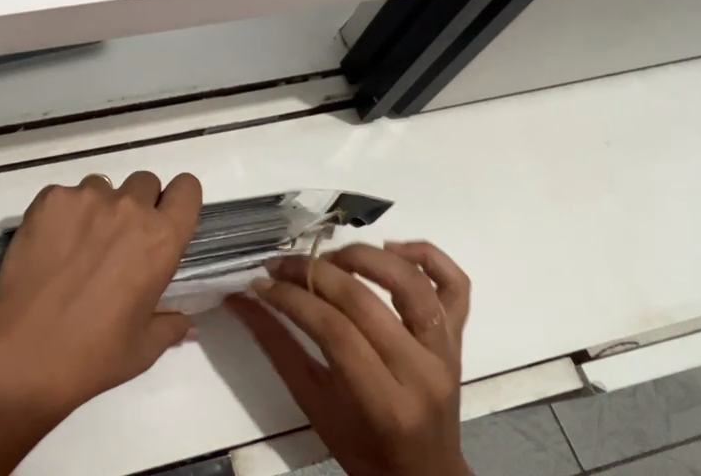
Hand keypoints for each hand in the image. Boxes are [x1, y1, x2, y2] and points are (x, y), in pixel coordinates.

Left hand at [0, 171, 202, 416]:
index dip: (178, 201)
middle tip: (118, 241)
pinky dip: (63, 214)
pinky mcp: (50, 199)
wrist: (23, 352)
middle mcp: (128, 208)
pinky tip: (50, 246)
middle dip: (138, 205)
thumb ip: (169, 325)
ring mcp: (86, 198)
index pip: (187, 189)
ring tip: (78, 246)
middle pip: (144, 182)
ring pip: (102, 186)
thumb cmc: (92, 356)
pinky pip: (65, 195)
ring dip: (98, 208)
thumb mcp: (142, 349)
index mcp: (161, 239)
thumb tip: (185, 323)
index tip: (165, 220)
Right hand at [227, 242, 473, 475]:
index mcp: (385, 402)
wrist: (422, 474)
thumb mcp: (313, 404)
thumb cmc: (362, 446)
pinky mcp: (460, 337)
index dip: (292, 299)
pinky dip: (427, 255)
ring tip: (331, 256)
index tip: (260, 283)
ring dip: (364, 256)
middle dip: (314, 273)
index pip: (333, 330)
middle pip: (364, 301)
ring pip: (411, 282)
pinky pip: (456, 283)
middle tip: (281, 266)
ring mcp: (447, 351)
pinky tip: (392, 249)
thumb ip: (277, 347)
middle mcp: (422, 371)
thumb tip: (240, 299)